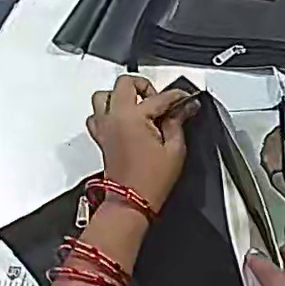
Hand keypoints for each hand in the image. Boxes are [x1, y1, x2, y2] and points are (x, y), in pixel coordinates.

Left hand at [85, 76, 197, 212]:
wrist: (131, 202)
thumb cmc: (150, 181)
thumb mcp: (174, 149)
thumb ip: (177, 122)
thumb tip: (183, 108)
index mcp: (133, 117)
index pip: (159, 97)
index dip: (177, 97)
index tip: (187, 101)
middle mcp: (114, 117)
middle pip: (125, 83)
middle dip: (145, 86)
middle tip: (160, 101)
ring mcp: (104, 126)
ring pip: (105, 95)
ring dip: (121, 96)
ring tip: (139, 106)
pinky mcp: (100, 137)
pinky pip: (97, 115)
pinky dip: (107, 112)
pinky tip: (123, 119)